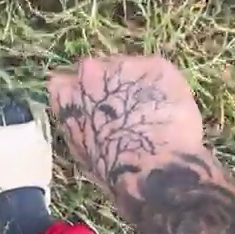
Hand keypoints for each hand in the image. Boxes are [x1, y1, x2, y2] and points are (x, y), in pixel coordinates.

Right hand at [47, 55, 206, 194]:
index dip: (82, 94)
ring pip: (130, 69)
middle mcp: (89, 72)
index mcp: (67, 95)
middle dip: (109, 85)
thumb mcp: (80, 148)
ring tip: (151, 112)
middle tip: (125, 108)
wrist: (151, 166)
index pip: (65, 83)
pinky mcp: (155, 66)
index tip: (94, 105)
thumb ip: (78, 122)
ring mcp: (122, 65)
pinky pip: (158, 74)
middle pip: (98, 70)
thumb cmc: (112, 169)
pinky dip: (163, 88)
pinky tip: (169, 111)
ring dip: (136, 85)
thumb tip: (86, 117)